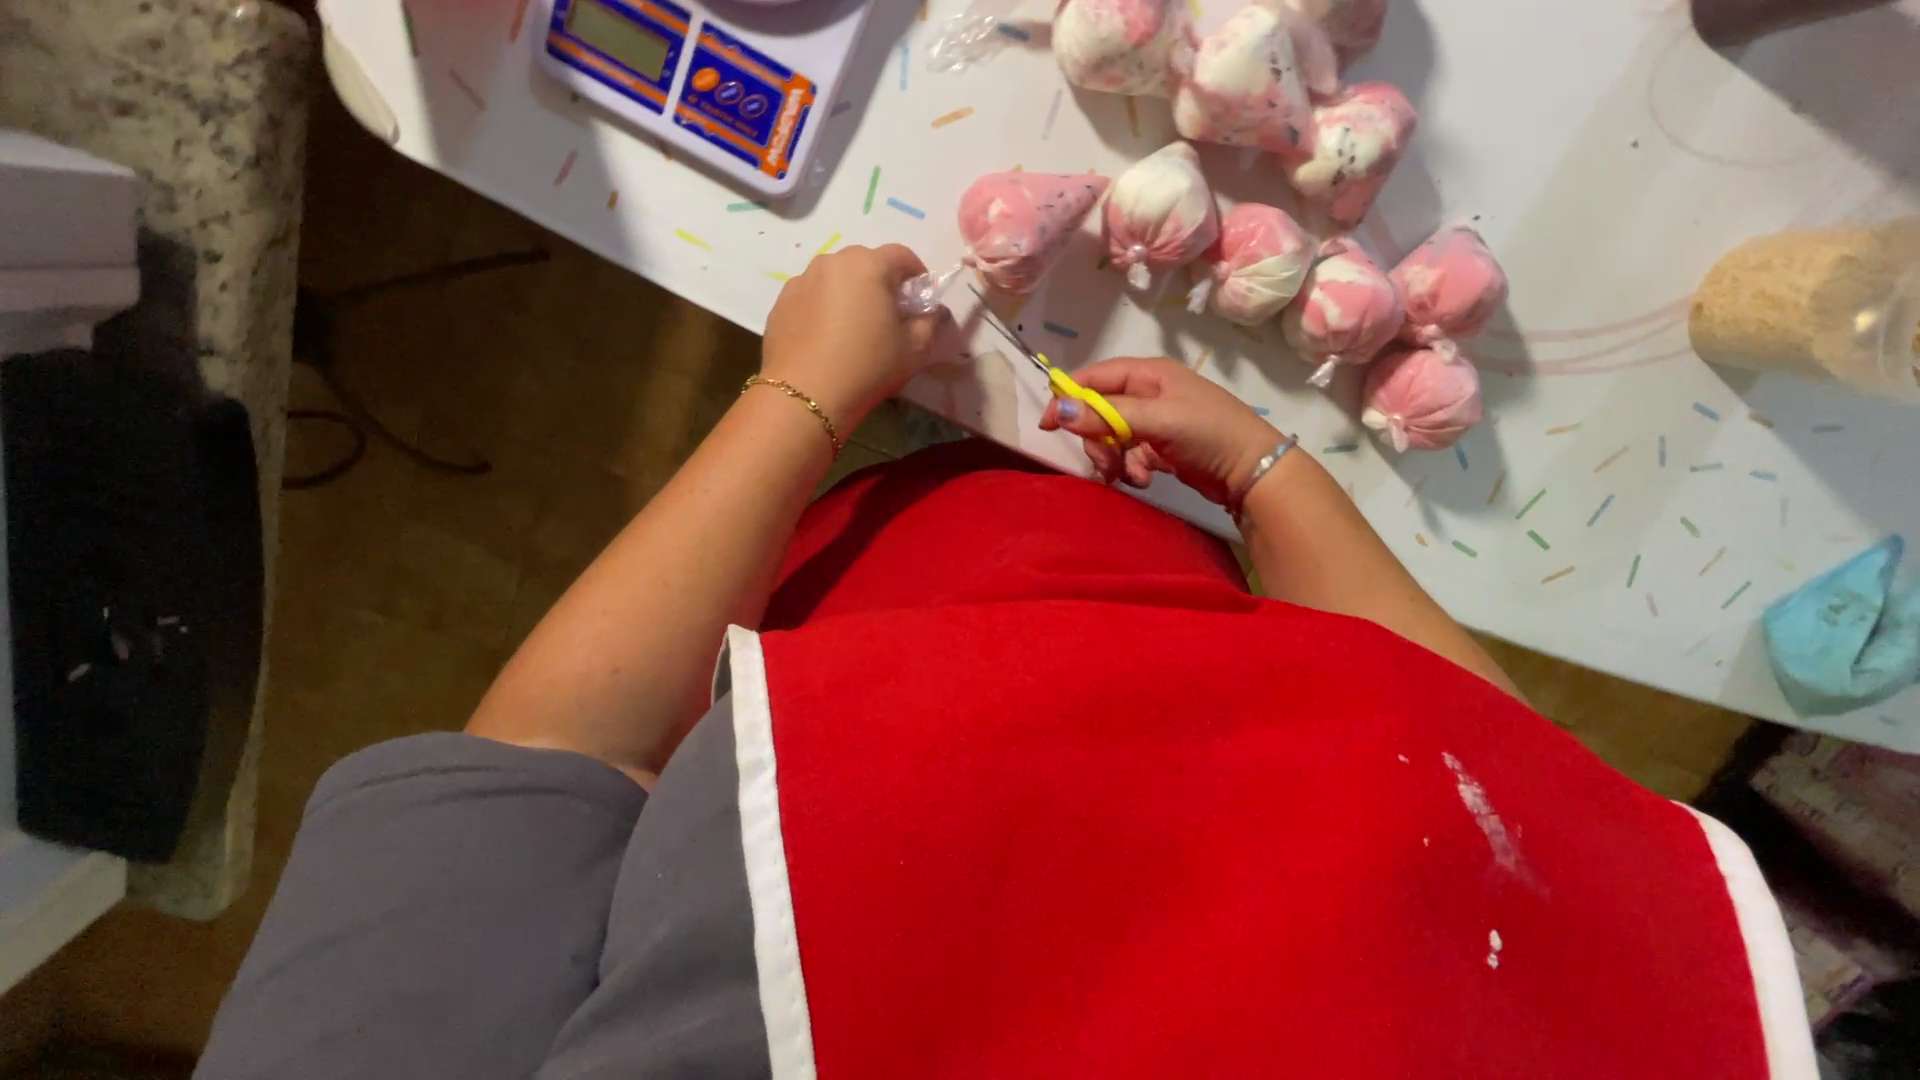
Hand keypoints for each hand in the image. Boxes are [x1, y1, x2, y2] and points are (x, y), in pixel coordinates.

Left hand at [761, 245, 951, 430]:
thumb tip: (929, 313)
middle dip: (880, 283)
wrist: (806, 394)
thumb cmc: (868, 366)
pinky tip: (825, 340)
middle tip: (886, 316)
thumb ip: (929, 323)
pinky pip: (811, 297)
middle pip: (865, 263)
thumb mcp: (914, 349)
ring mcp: (801, 280)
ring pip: (835, 279)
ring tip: (852, 329)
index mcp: (868, 265)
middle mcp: (832, 262)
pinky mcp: (781, 303)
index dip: (916, 275)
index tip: (918, 301)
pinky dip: (822, 309)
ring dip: (849, 294)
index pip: (902, 256)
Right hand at [1039, 356, 1284, 505]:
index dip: (1069, 398)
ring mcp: (1154, 422)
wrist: (1253, 471)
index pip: (1095, 378)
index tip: (1048, 425)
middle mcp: (1148, 394)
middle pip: (1099, 412)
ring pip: (1111, 439)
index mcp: (1148, 374)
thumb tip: (1058, 410)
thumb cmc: (1209, 433)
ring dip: (1114, 460)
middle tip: (1105, 464)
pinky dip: (1131, 470)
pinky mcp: (1160, 448)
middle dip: (1097, 441)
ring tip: (1130, 477)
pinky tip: (1145, 481)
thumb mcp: (1158, 420)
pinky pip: (1129, 456)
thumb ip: (1108, 415)